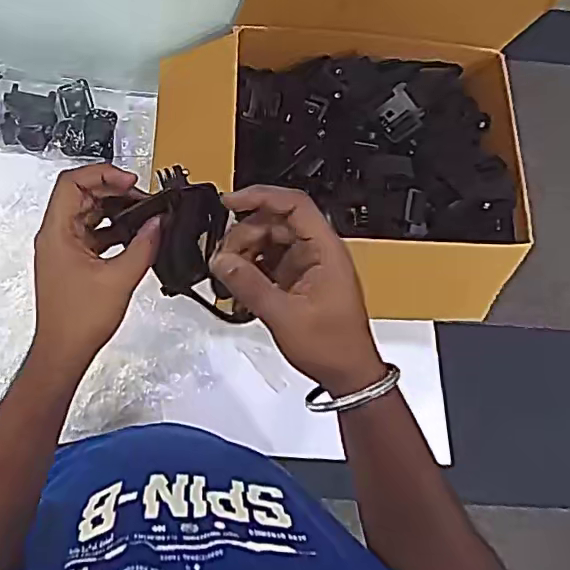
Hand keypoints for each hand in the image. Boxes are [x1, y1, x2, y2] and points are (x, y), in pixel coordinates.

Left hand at [31, 164, 161, 370]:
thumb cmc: (78, 320)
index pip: (72, 183)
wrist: (64, 350)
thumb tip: (158, 222)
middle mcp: (55, 236)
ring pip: (88, 213)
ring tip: (143, 214)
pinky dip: (113, 228)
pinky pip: (92, 232)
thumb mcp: (120, 278)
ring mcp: (63, 248)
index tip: (129, 181)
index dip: (103, 174)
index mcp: (57, 233)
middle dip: (113, 190)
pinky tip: (135, 235)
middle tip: (141, 196)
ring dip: (115, 209)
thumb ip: (143, 245)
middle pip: (81, 194)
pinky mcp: (72, 260)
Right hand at [209, 185, 387, 394]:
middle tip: (224, 257)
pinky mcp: (299, 279)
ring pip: (269, 241)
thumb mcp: (284, 316)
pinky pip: (270, 260)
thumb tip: (222, 262)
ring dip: (245, 251)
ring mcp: (308, 264)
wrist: (347, 373)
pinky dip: (252, 267)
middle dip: (245, 234)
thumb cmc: (333, 346)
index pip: (293, 204)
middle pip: (275, 222)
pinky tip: (239, 283)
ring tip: (229, 273)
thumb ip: (249, 285)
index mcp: (325, 250)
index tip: (230, 202)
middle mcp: (317, 251)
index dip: (260, 197)